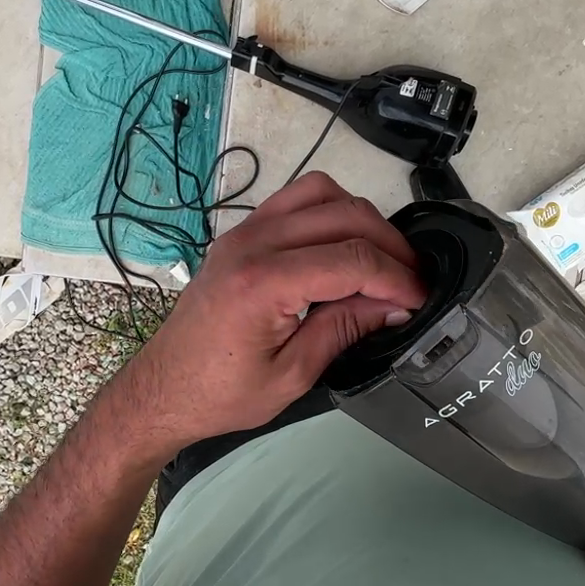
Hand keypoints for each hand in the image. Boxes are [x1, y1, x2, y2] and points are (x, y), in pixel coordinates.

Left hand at [106, 173, 427, 449]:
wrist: (163, 389)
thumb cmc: (220, 393)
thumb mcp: (292, 374)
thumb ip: (344, 328)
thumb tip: (395, 304)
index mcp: (262, 283)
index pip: (352, 259)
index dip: (397, 277)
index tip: (421, 299)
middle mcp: (251, 243)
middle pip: (343, 215)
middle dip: (389, 245)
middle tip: (411, 281)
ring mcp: (242, 232)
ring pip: (320, 192)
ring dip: (360, 218)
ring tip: (381, 259)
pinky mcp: (239, 234)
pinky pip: (294, 200)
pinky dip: (329, 212)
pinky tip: (342, 247)